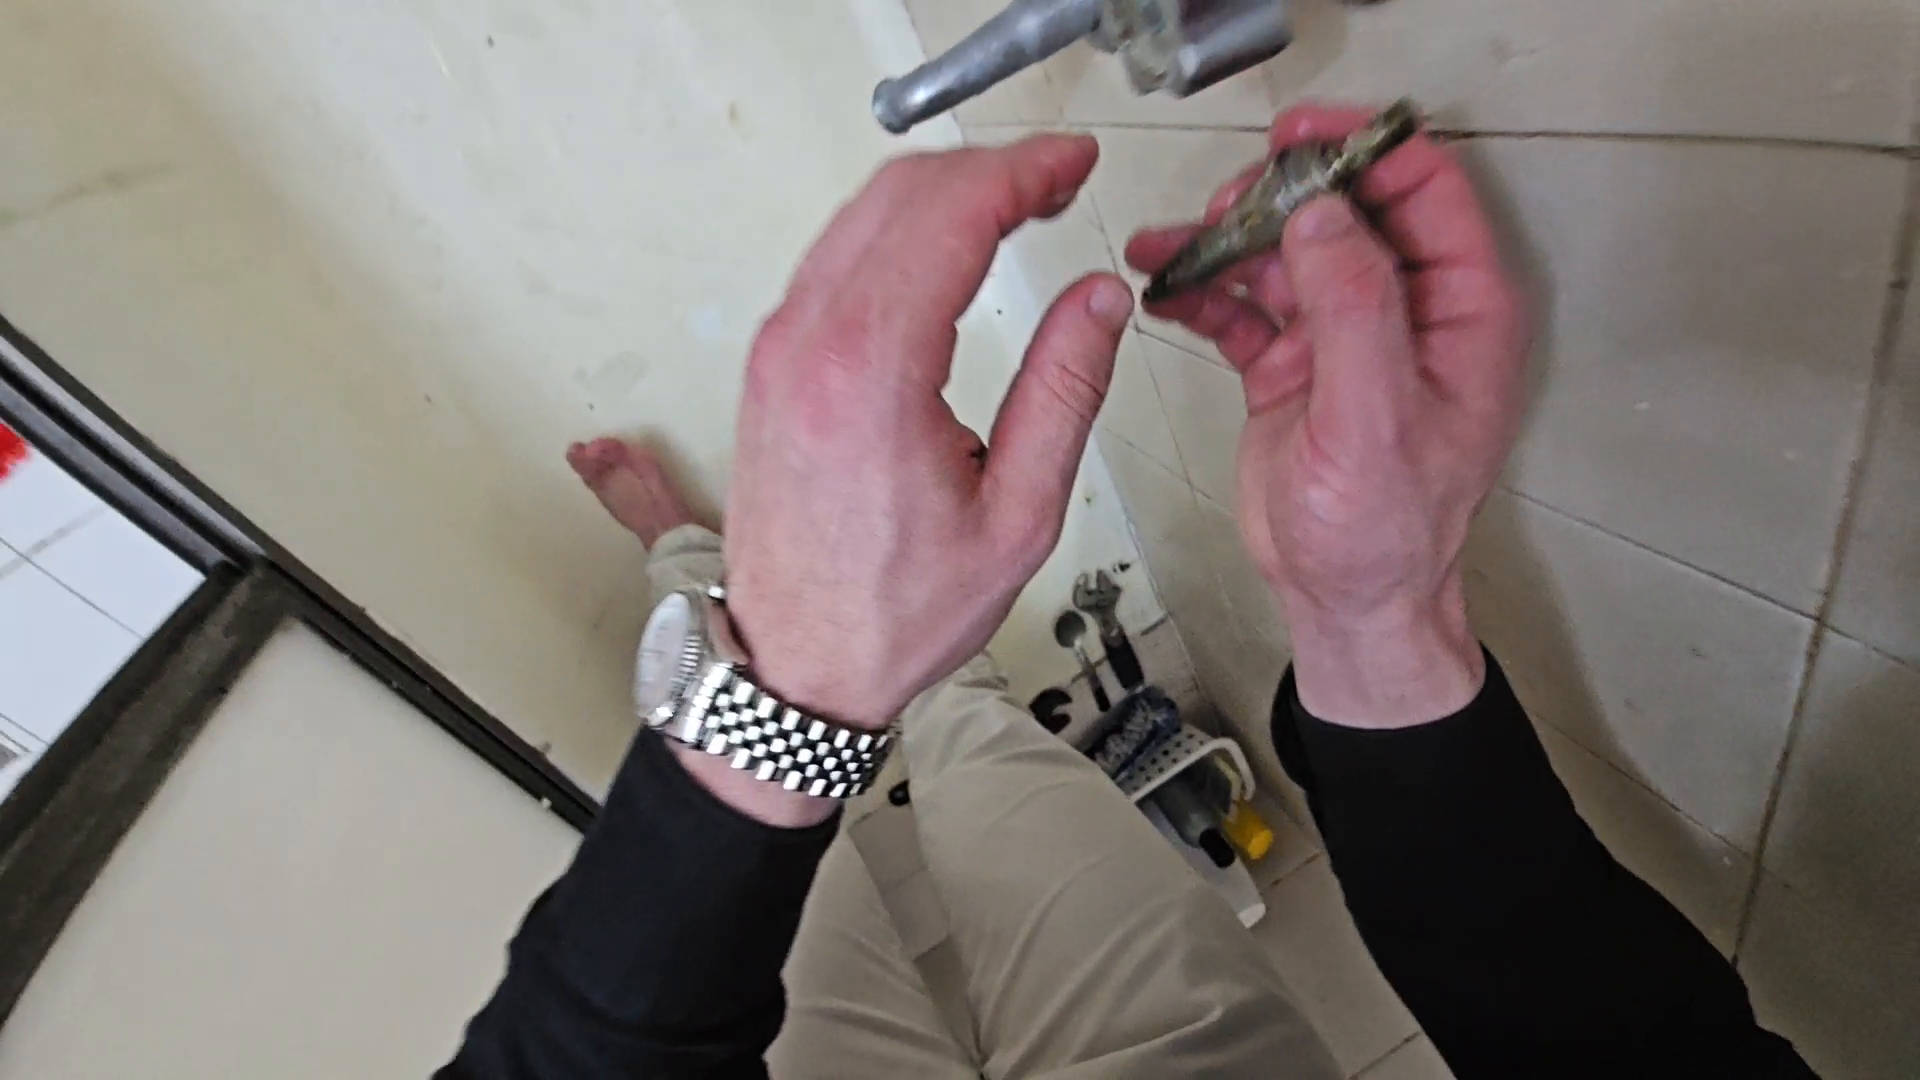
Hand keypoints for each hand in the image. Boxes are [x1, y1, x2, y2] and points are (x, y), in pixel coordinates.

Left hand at [725, 136, 1133, 733]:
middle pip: (900, 196)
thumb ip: (1064, 393)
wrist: (798, 662)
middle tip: (1050, 182)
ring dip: (938, 197)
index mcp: (873, 374)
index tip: (1071, 167)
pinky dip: (892, 236)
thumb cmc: (897, 610)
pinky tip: (936, 257)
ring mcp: (778, 353)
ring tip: (1007, 210)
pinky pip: (832, 263)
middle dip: (986, 170)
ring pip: (858, 219)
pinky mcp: (772, 370)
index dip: (1023, 172)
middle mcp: (809, 345)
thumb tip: (1097, 301)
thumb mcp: (1016, 517)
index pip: (951, 216)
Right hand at [1126, 104, 1529, 728]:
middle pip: (1335, 218)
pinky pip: (1241, 312)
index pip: (1421, 195)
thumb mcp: (1376, 420)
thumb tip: (1323, 217)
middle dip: (1272, 203)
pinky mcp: (1286, 369)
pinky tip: (1168, 293)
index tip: (1296, 139)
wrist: (1337, 592)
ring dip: (1222, 247)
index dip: (1362, 152)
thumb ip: (1355, 312)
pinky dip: (1202, 297)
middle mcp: (1395, 315)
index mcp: (1453, 314)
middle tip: (1219, 209)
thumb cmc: (1382, 530)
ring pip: (1278, 261)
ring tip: (1170, 247)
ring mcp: (1334, 341)